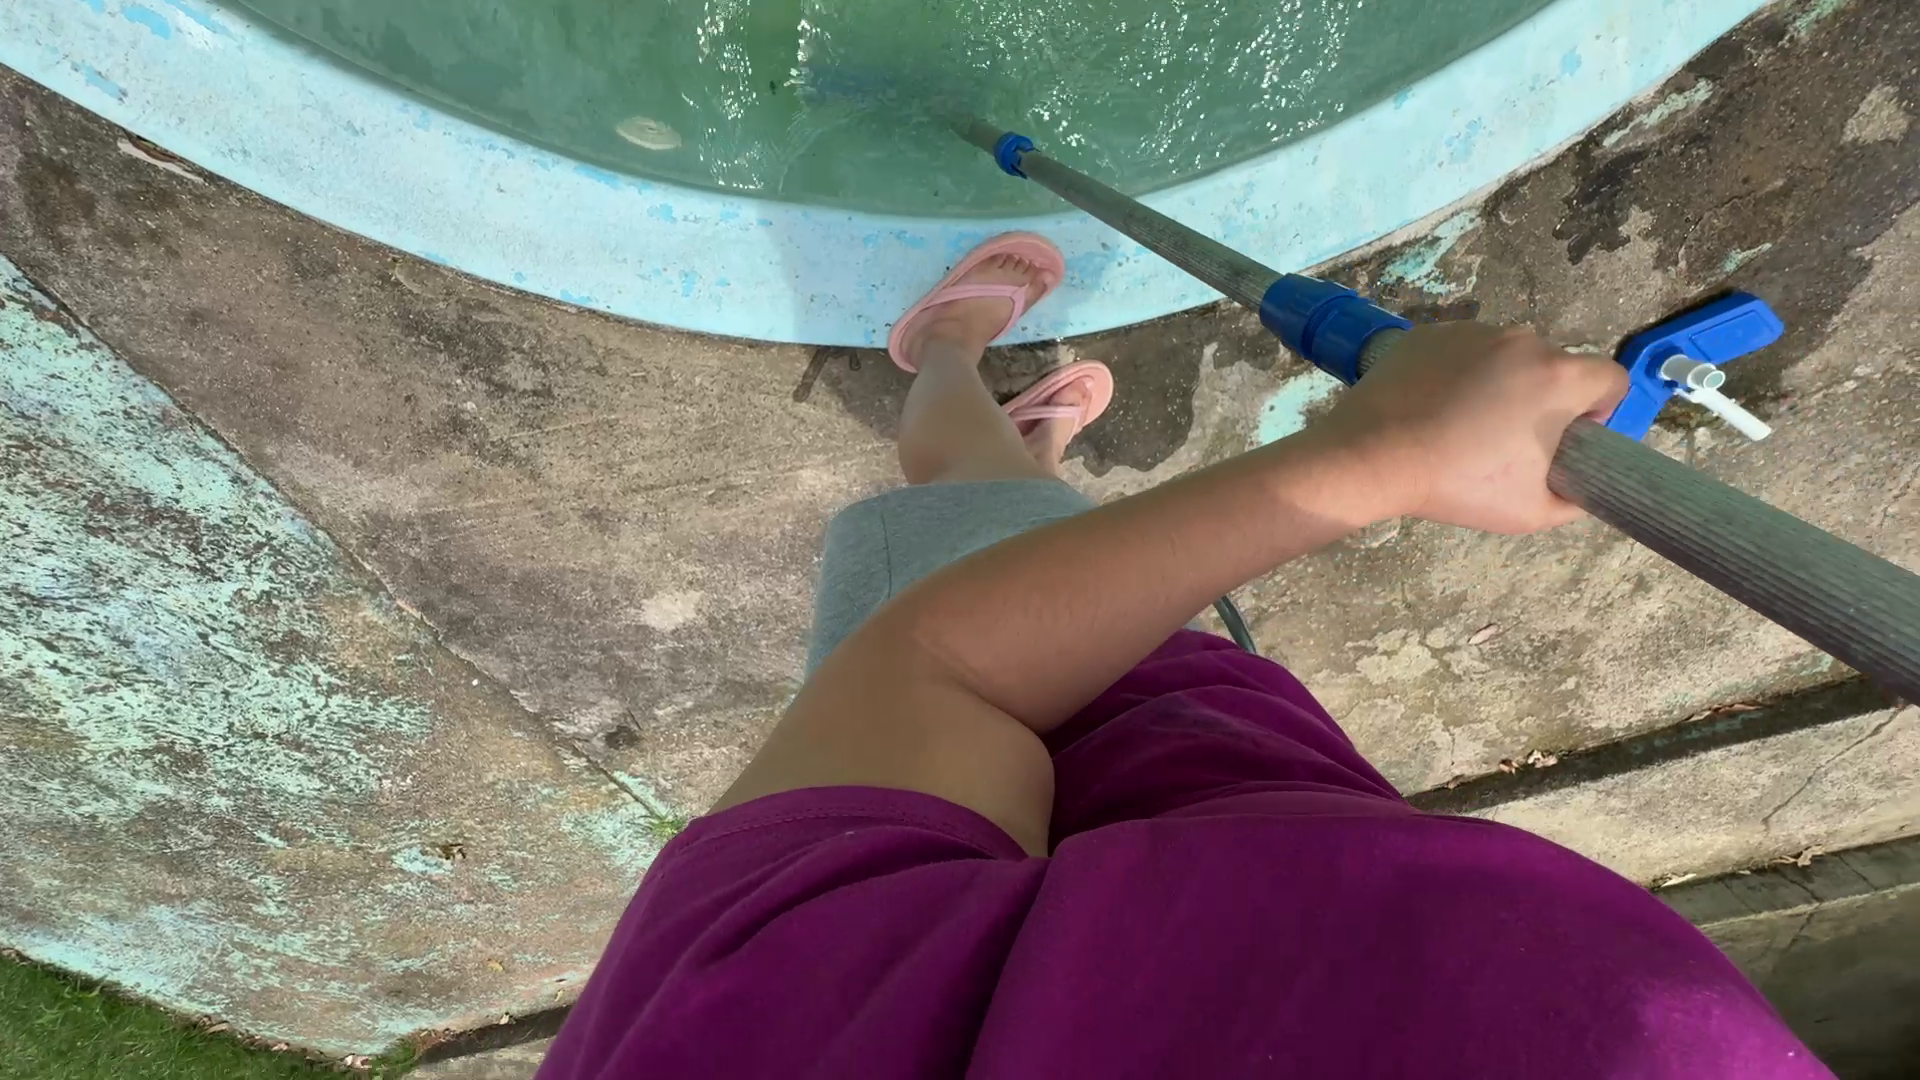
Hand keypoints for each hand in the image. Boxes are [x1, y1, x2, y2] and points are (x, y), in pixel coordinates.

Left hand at [1317, 322, 1628, 533]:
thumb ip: (1575, 496)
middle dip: (1539, 398)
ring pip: (1502, 356)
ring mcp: (1468, 333)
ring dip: (1494, 382)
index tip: (1563, 439)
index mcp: (1558, 376)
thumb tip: (1580, 484)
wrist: (1367, 459)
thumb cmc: (1452, 484)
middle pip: (1552, 367)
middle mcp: (1520, 341)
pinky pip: (1456, 351)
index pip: (1609, 380)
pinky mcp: (1424, 335)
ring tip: (1456, 422)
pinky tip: (1428, 403)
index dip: (1596, 412)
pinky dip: (1452, 372)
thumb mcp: (1530, 511)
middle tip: (1498, 438)